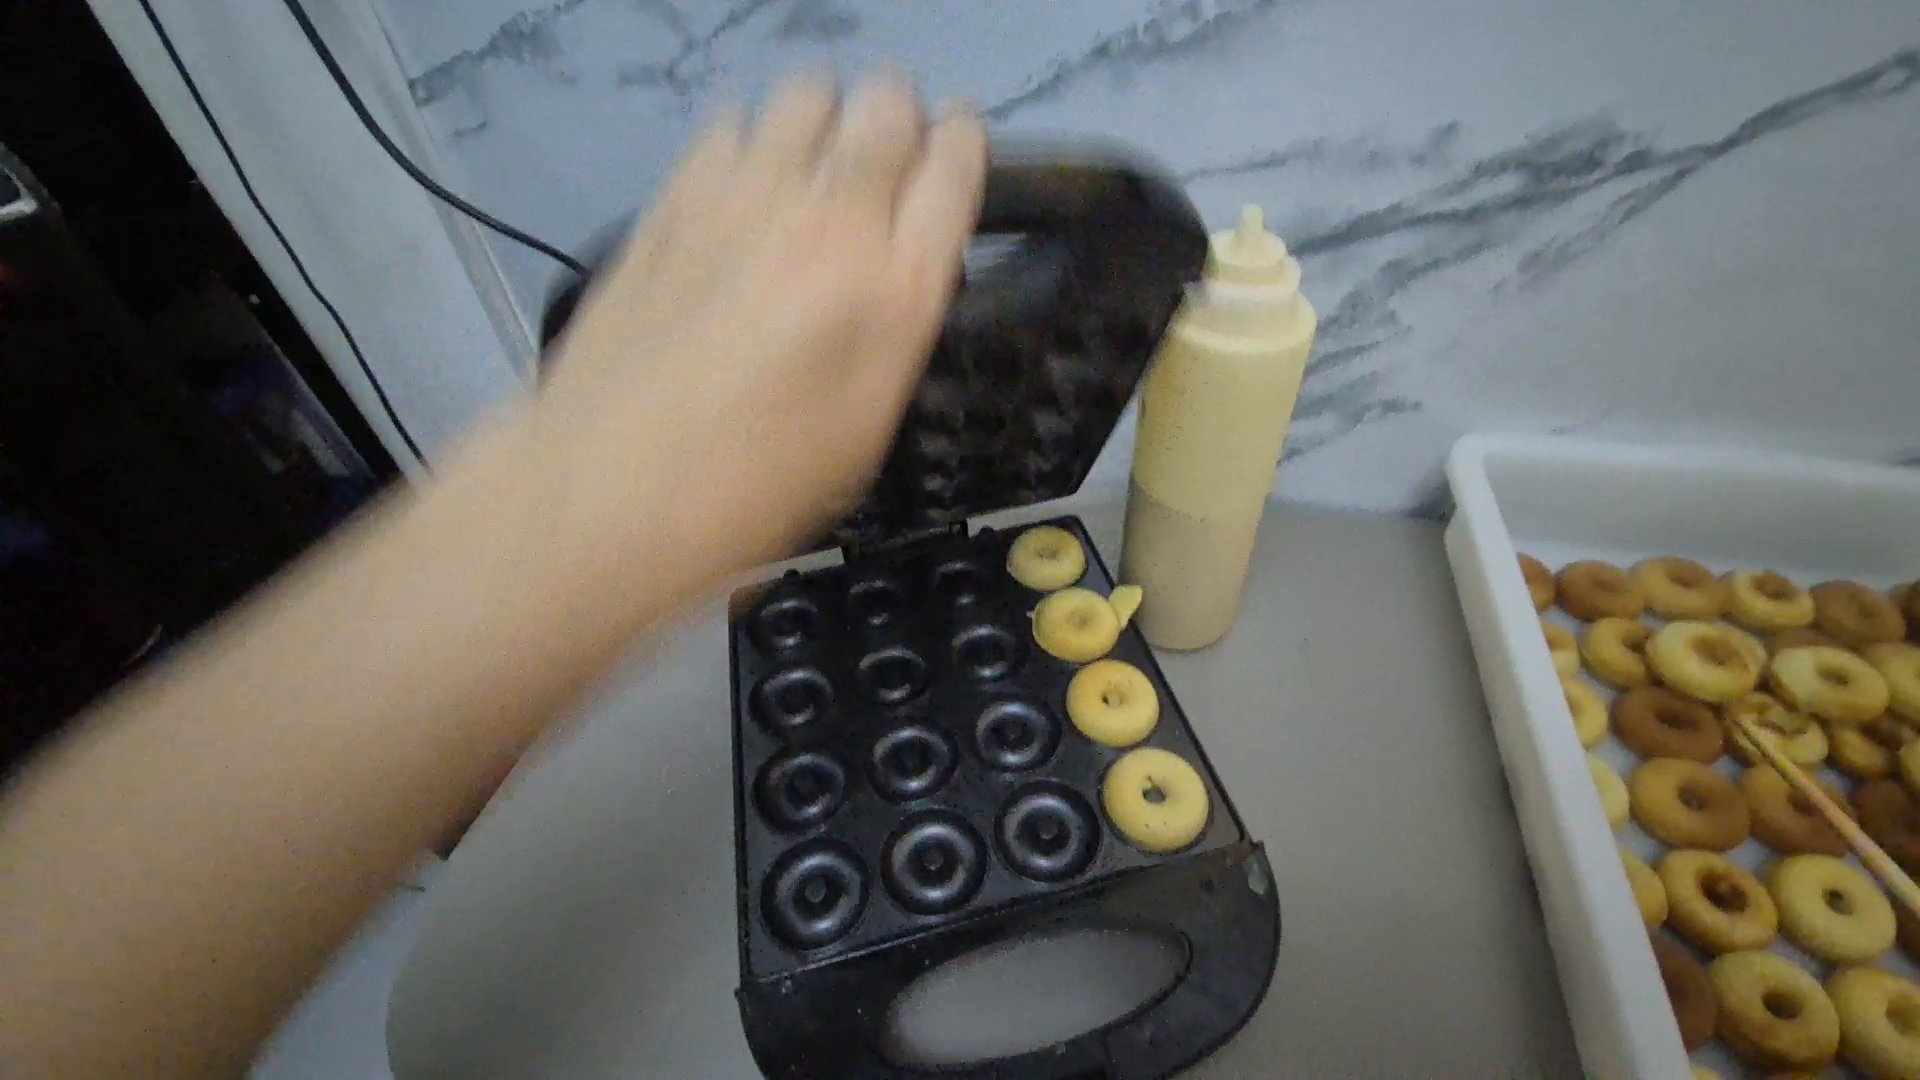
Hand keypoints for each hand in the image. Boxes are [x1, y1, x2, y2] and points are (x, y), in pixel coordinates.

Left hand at [529, 72, 986, 579]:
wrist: (616, 489)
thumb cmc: (762, 487)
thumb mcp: (867, 426)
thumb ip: (897, 326)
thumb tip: (898, 268)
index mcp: (895, 293)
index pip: (955, 165)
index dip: (961, 150)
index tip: (950, 163)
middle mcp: (832, 224)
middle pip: (888, 103)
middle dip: (897, 126)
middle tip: (881, 176)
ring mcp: (745, 198)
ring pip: (810, 94)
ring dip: (826, 126)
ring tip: (811, 182)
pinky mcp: (674, 195)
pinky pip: (732, 122)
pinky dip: (751, 145)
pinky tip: (740, 200)